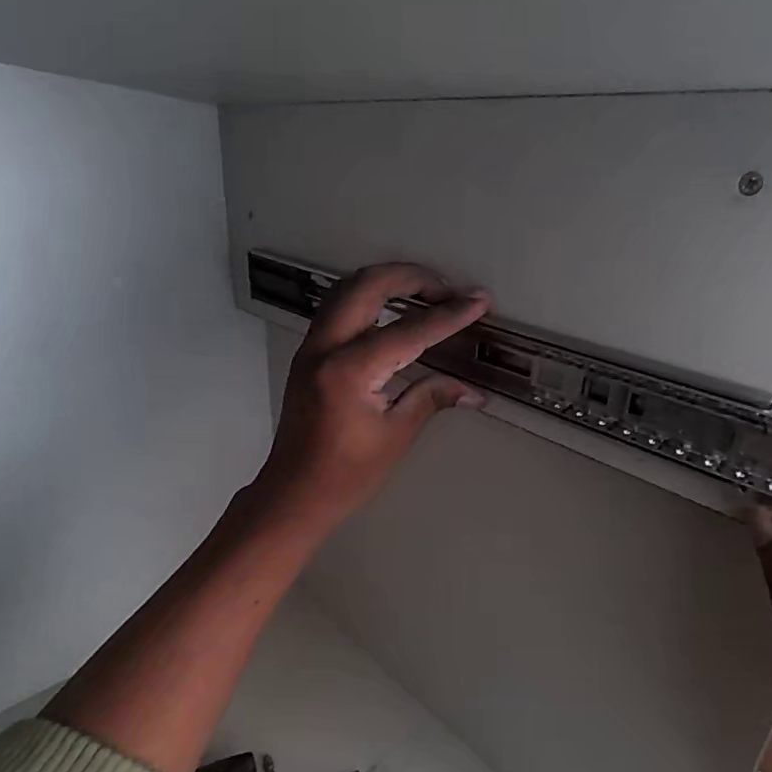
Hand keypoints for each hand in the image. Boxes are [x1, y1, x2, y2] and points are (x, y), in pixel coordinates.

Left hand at [251, 262, 489, 531]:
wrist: (294, 493)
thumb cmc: (346, 474)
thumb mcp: (395, 435)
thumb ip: (432, 398)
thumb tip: (474, 391)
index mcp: (349, 371)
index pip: (409, 330)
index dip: (448, 315)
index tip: (477, 301)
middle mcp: (325, 348)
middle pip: (368, 286)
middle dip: (411, 277)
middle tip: (447, 288)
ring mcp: (311, 347)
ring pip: (347, 289)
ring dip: (386, 281)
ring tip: (423, 290)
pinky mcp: (308, 354)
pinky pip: (337, 307)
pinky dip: (367, 296)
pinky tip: (391, 309)